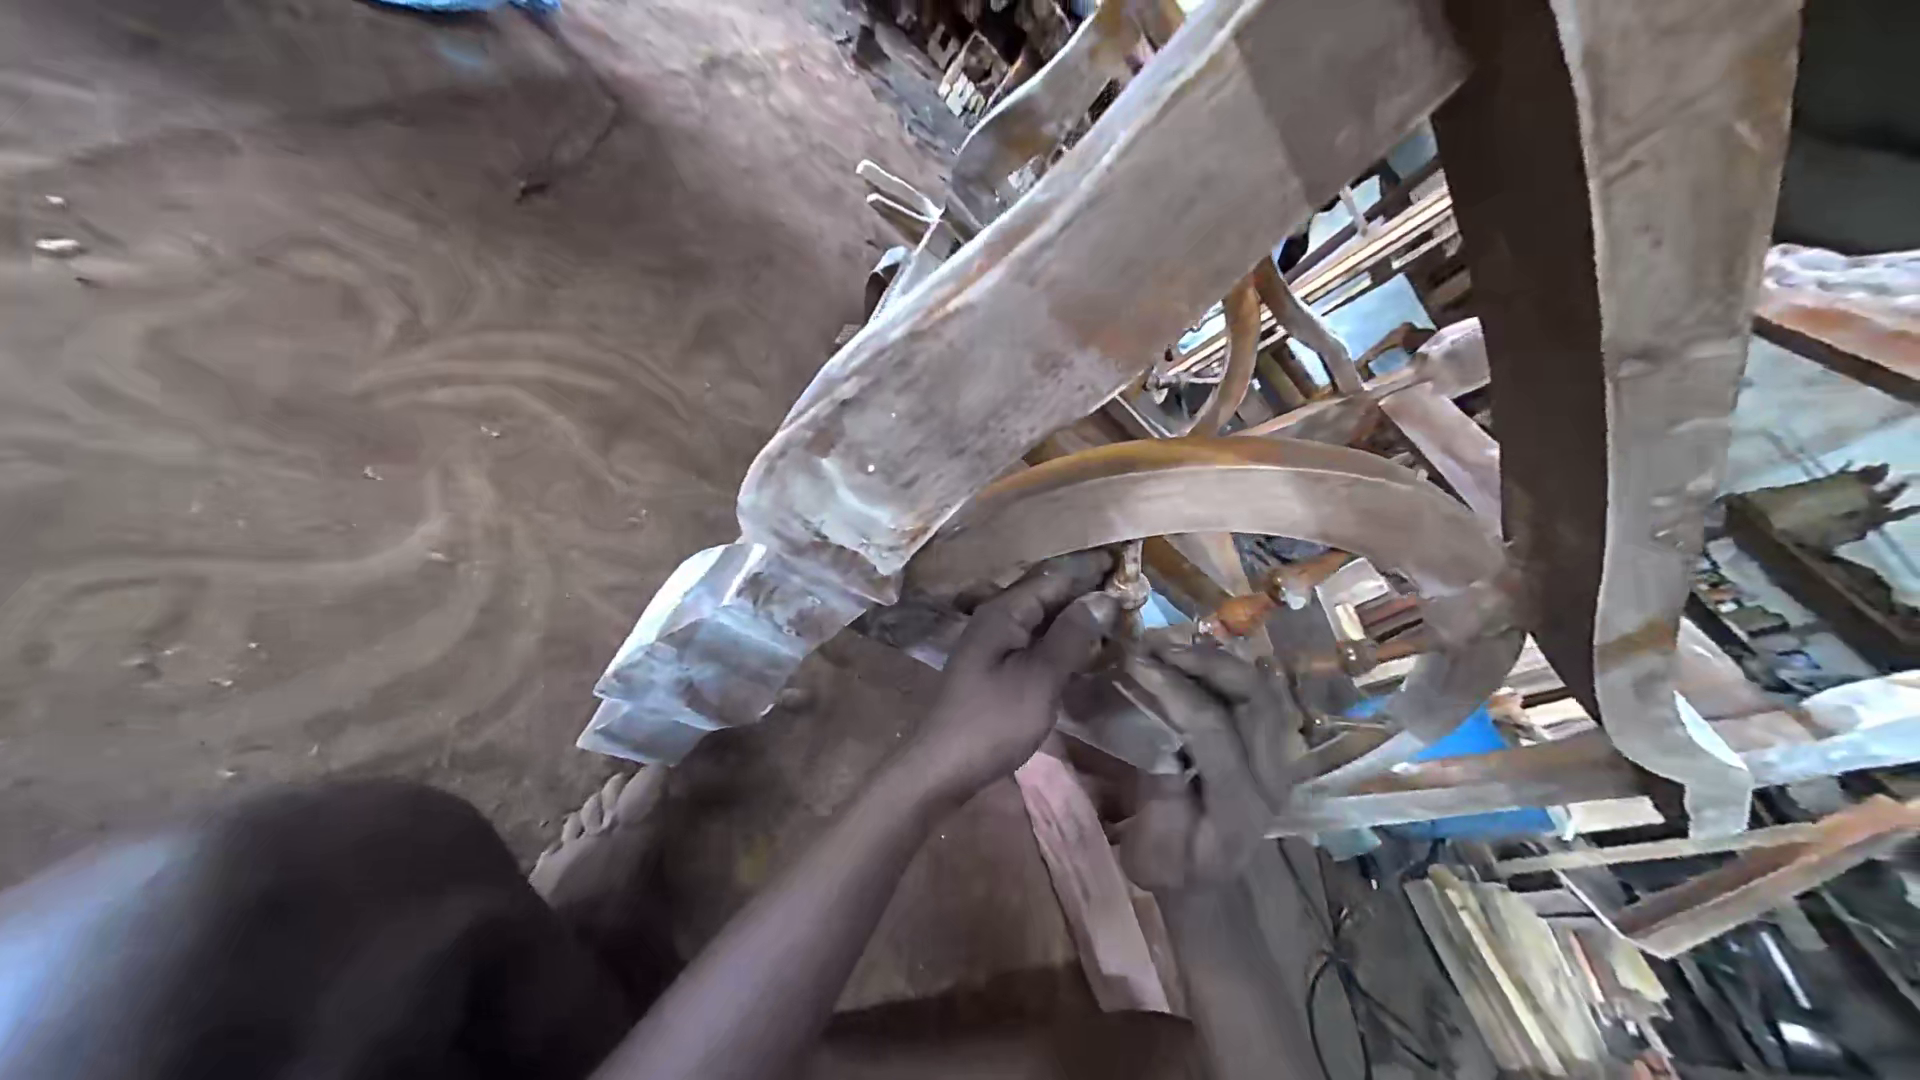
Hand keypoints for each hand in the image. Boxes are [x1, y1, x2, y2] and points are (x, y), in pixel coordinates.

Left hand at [904, 552, 1118, 798]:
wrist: (945, 765)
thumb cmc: (994, 720)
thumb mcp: (1040, 677)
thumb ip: (1071, 635)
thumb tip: (1102, 598)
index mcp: (1003, 612)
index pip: (1053, 578)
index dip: (1089, 571)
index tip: (1125, 563)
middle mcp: (996, 618)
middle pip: (1046, 595)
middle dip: (1084, 591)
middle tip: (1128, 591)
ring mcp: (993, 643)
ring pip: (1041, 619)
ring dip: (1074, 617)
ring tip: (1114, 615)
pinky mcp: (996, 666)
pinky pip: (1034, 641)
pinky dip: (1060, 640)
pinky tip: (1083, 648)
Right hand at [1117, 637, 1298, 893]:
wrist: (1207, 885)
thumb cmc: (1170, 868)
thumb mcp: (1151, 849)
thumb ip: (1159, 794)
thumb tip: (1160, 735)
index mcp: (1239, 805)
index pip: (1213, 729)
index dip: (1174, 689)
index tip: (1135, 662)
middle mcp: (1271, 777)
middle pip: (1254, 698)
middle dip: (1205, 661)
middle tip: (1157, 645)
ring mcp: (1278, 759)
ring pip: (1261, 689)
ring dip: (1216, 659)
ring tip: (1170, 646)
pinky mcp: (1271, 748)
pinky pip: (1257, 694)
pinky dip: (1225, 669)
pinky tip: (1191, 658)